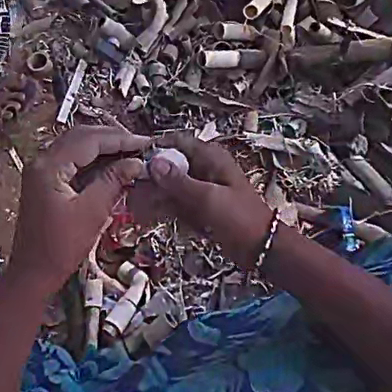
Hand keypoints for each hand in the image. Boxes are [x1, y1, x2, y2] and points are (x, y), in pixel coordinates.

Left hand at [7, 126, 150, 295]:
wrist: (32, 275)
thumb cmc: (61, 247)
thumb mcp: (92, 212)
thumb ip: (113, 181)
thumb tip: (136, 162)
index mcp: (49, 166)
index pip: (88, 140)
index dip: (119, 139)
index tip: (145, 143)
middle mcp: (41, 161)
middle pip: (81, 137)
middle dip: (112, 139)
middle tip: (140, 145)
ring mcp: (41, 171)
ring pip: (77, 147)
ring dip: (104, 148)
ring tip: (131, 152)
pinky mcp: (46, 182)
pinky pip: (73, 161)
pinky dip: (94, 160)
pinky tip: (113, 165)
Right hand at [139, 134, 275, 266]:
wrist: (261, 249)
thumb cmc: (239, 218)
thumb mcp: (208, 198)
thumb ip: (179, 182)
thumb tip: (154, 163)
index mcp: (211, 158)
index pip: (178, 143)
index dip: (157, 149)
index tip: (135, 160)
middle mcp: (205, 170)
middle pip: (171, 166)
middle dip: (151, 177)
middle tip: (129, 188)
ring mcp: (202, 190)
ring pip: (171, 187)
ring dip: (154, 195)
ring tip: (133, 204)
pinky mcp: (200, 208)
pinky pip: (177, 203)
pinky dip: (164, 208)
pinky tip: (146, 215)